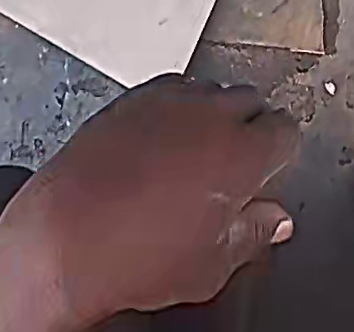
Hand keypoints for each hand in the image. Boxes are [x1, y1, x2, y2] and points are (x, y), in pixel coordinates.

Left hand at [0, 75, 299, 326]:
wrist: (67, 235)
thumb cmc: (136, 256)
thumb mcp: (209, 266)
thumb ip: (253, 234)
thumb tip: (275, 219)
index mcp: (242, 153)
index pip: (285, 130)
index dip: (280, 148)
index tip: (271, 161)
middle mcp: (214, 114)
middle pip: (252, 101)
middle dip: (249, 125)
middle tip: (233, 158)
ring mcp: (175, 97)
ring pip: (213, 90)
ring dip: (213, 111)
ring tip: (194, 148)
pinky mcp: (141, 92)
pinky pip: (175, 87)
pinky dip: (177, 104)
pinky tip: (162, 136)